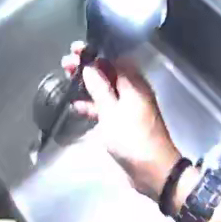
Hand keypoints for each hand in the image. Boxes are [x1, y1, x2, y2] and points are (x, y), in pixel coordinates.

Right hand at [63, 42, 182, 200]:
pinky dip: (92, 105)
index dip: (93, 52)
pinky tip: (76, 105)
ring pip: (104, 89)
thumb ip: (99, 89)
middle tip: (67, 63)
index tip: (76, 49)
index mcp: (133, 83)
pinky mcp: (123, 122)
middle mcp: (132, 90)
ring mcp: (128, 106)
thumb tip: (89, 67)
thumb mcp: (112, 112)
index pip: (112, 58)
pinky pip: (106, 107)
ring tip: (66, 77)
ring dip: (86, 85)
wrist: (154, 172)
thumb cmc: (133, 139)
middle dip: (87, 66)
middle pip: (107, 72)